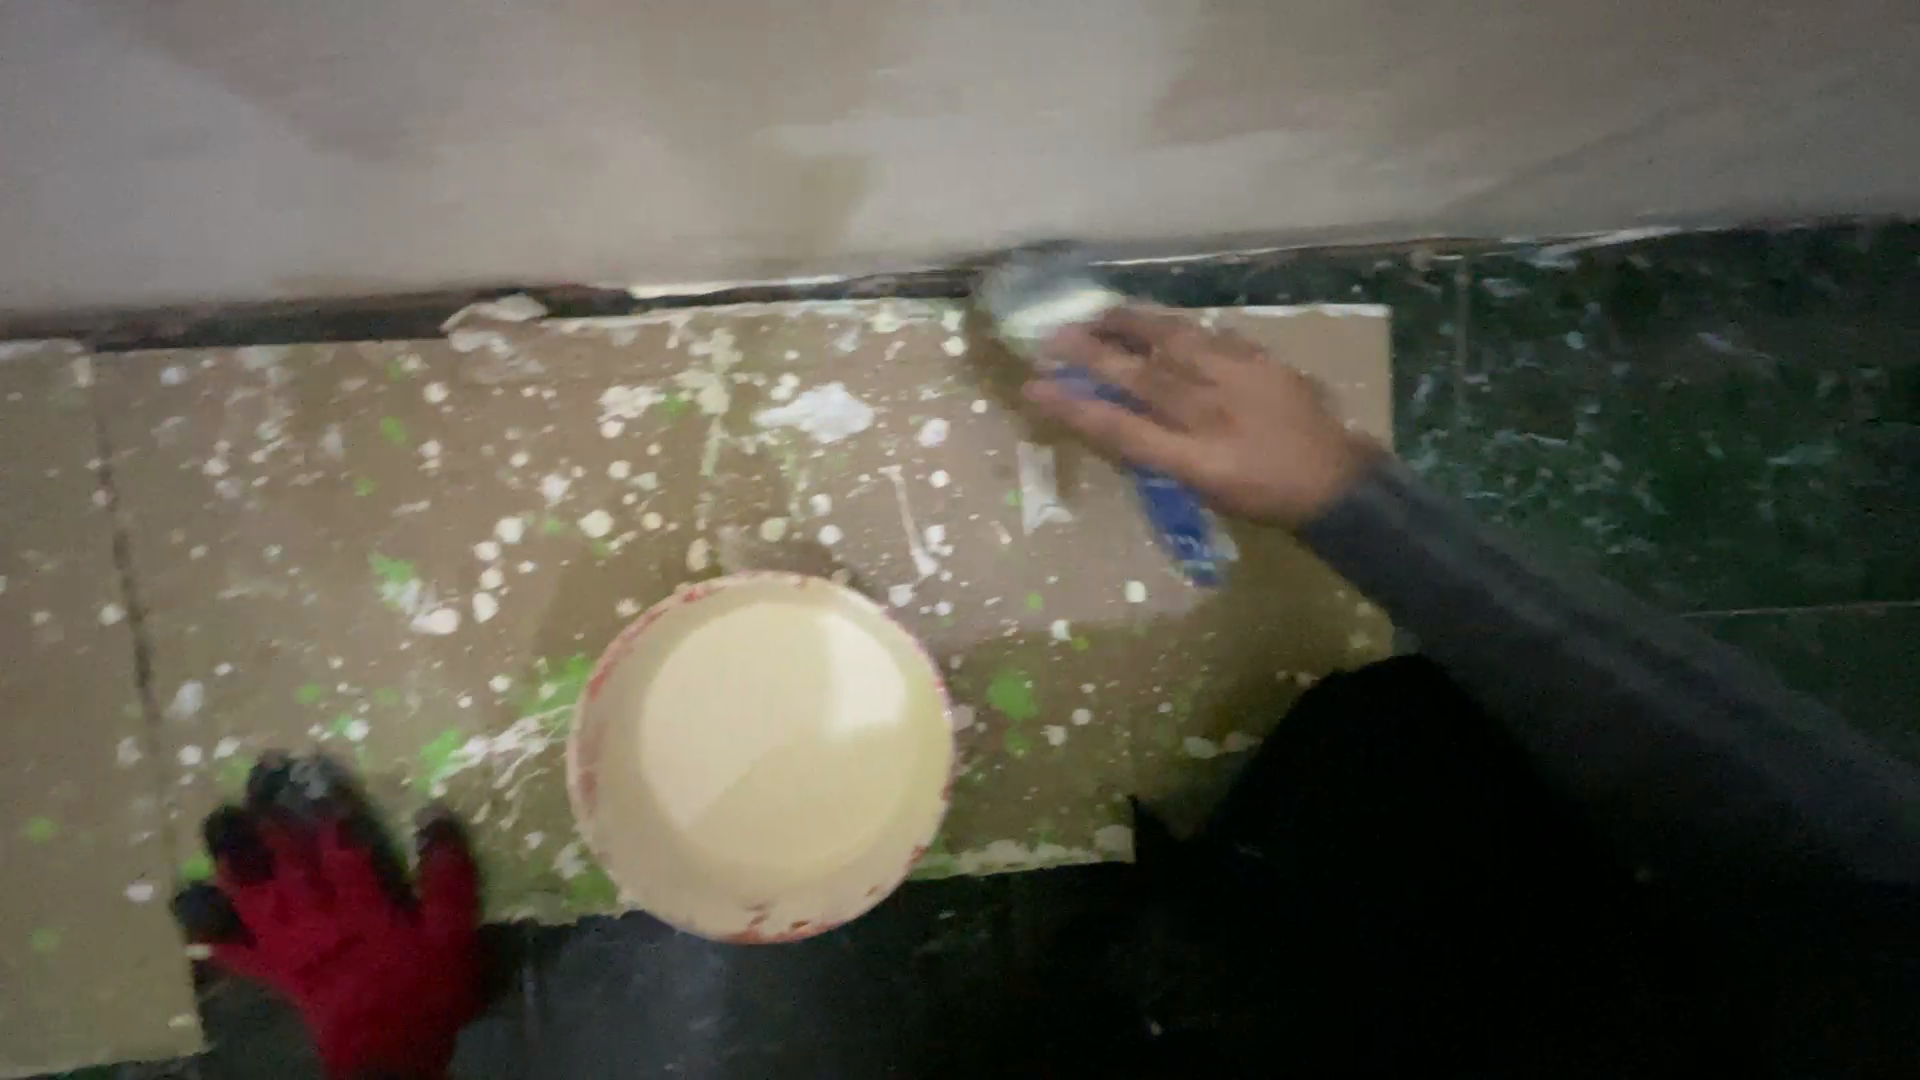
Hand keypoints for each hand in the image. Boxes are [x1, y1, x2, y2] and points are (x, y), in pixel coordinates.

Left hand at [172, 753, 481, 1079]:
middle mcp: (317, 922)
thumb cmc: (429, 983)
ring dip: (231, 856)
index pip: (342, 847)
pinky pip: (233, 949)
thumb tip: (432, 815)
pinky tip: (186, 901)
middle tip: (257, 775)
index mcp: (364, 908)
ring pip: (251, 897)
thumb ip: (447, 874)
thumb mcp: (455, 927)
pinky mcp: (276, 972)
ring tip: (217, 818)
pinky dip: (206, 925)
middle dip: (272, 816)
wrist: (391, 1049)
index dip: (328, 807)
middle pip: (287, 863)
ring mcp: (289, 948)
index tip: (315, 769)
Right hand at [1022, 305, 1382, 527]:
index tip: (1034, 388)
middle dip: (1092, 354)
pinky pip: (1211, 335)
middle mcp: (1213, 415)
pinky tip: (1159, 323)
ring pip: (1176, 342)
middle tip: (1053, 337)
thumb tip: (1117, 417)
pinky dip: (1178, 327)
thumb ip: (1159, 453)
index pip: (1121, 428)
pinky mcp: (1261, 360)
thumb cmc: (1261, 497)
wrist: (1335, 481)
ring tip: (1098, 314)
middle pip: (1141, 376)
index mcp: (1195, 460)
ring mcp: (1241, 381)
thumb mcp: (1203, 490)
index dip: (1073, 408)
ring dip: (1131, 325)